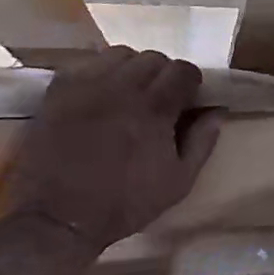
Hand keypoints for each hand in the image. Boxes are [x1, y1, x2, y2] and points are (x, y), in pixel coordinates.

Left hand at [7, 47, 221, 251]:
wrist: (55, 220)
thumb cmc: (123, 203)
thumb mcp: (178, 182)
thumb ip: (202, 141)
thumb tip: (218, 110)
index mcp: (154, 107)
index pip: (183, 69)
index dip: (190, 83)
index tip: (186, 101)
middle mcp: (122, 87)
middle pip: (154, 58)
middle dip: (162, 75)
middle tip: (158, 99)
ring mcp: (87, 86)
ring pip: (121, 54)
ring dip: (131, 69)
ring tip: (127, 92)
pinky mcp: (58, 91)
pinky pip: (86, 63)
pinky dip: (98, 72)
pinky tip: (98, 93)